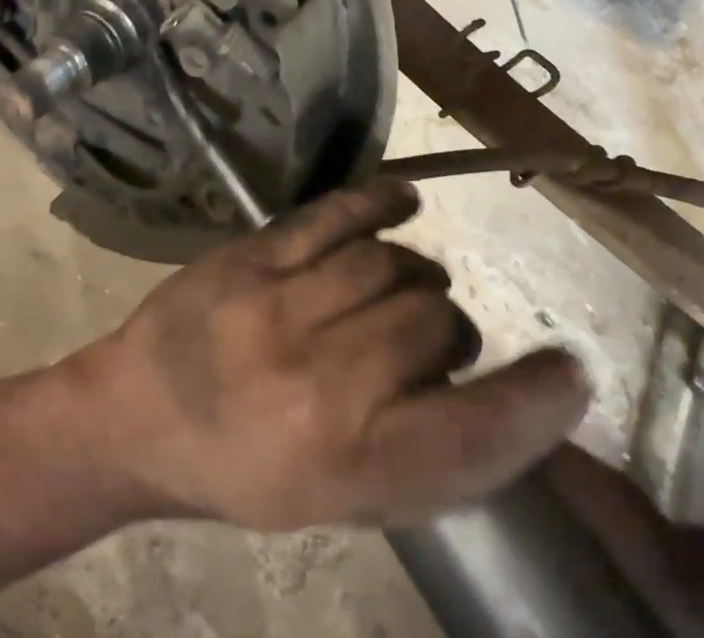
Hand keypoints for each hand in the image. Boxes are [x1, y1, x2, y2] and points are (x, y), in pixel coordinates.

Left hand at [66, 178, 591, 530]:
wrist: (137, 419)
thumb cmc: (245, 471)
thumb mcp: (344, 500)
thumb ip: (432, 457)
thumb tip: (520, 400)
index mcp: (354, 461)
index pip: (482, 425)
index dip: (540, 398)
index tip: (566, 372)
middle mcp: (325, 381)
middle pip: (437, 323)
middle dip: (444, 332)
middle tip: (420, 345)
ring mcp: (280, 308)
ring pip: (392, 265)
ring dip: (409, 278)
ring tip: (392, 296)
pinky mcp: (249, 258)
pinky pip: (336, 213)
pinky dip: (380, 202)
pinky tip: (404, 205)